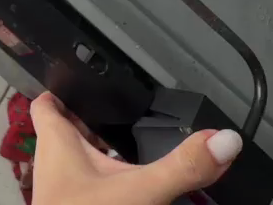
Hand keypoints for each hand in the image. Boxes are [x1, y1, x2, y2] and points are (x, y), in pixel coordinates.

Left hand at [28, 93, 242, 204]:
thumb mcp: (140, 193)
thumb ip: (182, 167)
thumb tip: (226, 139)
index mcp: (56, 144)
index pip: (46, 102)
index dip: (63, 88)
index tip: (86, 79)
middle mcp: (52, 166)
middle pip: (66, 131)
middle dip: (94, 122)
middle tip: (124, 112)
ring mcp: (61, 195)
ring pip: (77, 164)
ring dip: (100, 155)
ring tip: (132, 144)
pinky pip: (88, 191)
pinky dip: (105, 186)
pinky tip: (131, 190)